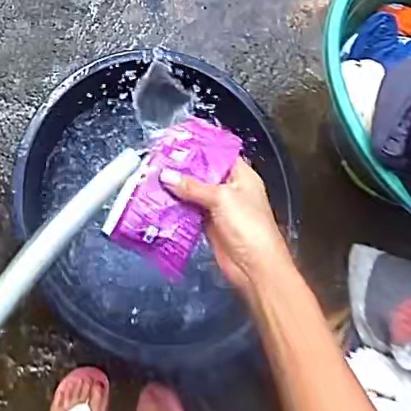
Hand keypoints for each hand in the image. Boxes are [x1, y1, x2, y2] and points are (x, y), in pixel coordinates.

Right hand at [162, 158, 289, 291]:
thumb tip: (166, 175)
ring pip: (195, 192)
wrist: (256, 269)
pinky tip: (161, 199)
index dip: (198, 147)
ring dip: (178, 187)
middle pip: (203, 173)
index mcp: (241, 175)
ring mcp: (220, 207)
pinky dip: (178, 206)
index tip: (176, 141)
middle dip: (183, 168)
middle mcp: (231, 188)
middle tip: (159, 158)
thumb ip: (192, 186)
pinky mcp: (210, 225)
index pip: (218, 153)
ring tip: (154, 176)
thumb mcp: (221, 198)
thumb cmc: (248, 226)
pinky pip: (191, 210)